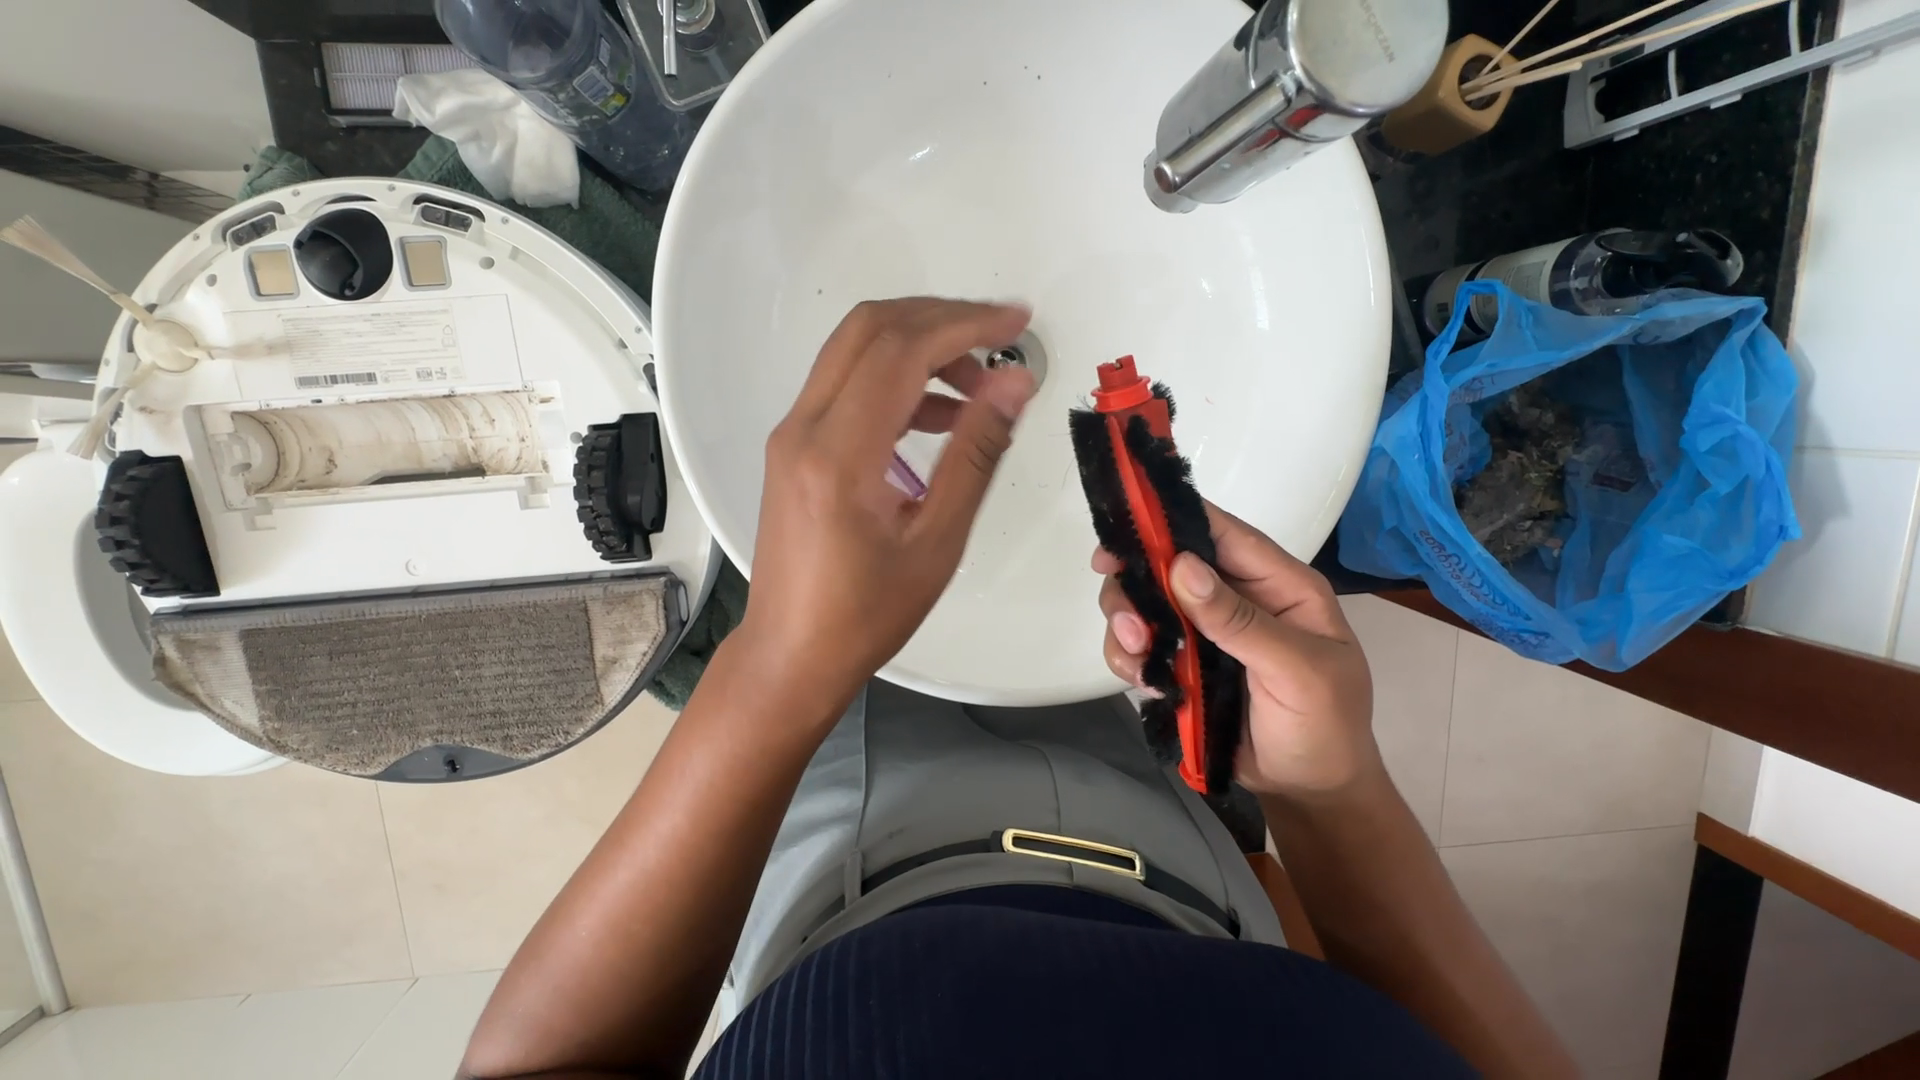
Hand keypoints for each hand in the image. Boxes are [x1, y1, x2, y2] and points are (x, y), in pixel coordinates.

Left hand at [737, 298, 1036, 705]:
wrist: (791, 653)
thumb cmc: (866, 614)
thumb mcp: (937, 542)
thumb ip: (976, 455)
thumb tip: (1014, 383)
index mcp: (838, 454)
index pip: (901, 350)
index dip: (966, 324)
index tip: (1018, 323)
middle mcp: (803, 428)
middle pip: (870, 328)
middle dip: (942, 318)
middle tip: (1001, 335)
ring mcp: (791, 434)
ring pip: (855, 350)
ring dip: (919, 347)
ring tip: (979, 386)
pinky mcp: (793, 447)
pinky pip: (845, 386)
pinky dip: (895, 381)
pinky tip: (940, 416)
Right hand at [1095, 503, 1379, 799]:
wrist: (1308, 793)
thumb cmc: (1324, 728)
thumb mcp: (1296, 672)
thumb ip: (1240, 621)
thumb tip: (1182, 567)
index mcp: (1278, 585)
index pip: (1222, 534)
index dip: (1171, 522)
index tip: (1122, 531)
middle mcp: (1236, 598)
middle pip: (1168, 564)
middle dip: (1137, 586)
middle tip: (1128, 625)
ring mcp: (1205, 631)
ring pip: (1145, 603)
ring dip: (1128, 627)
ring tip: (1138, 660)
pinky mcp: (1182, 663)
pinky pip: (1140, 645)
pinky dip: (1130, 659)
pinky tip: (1147, 685)